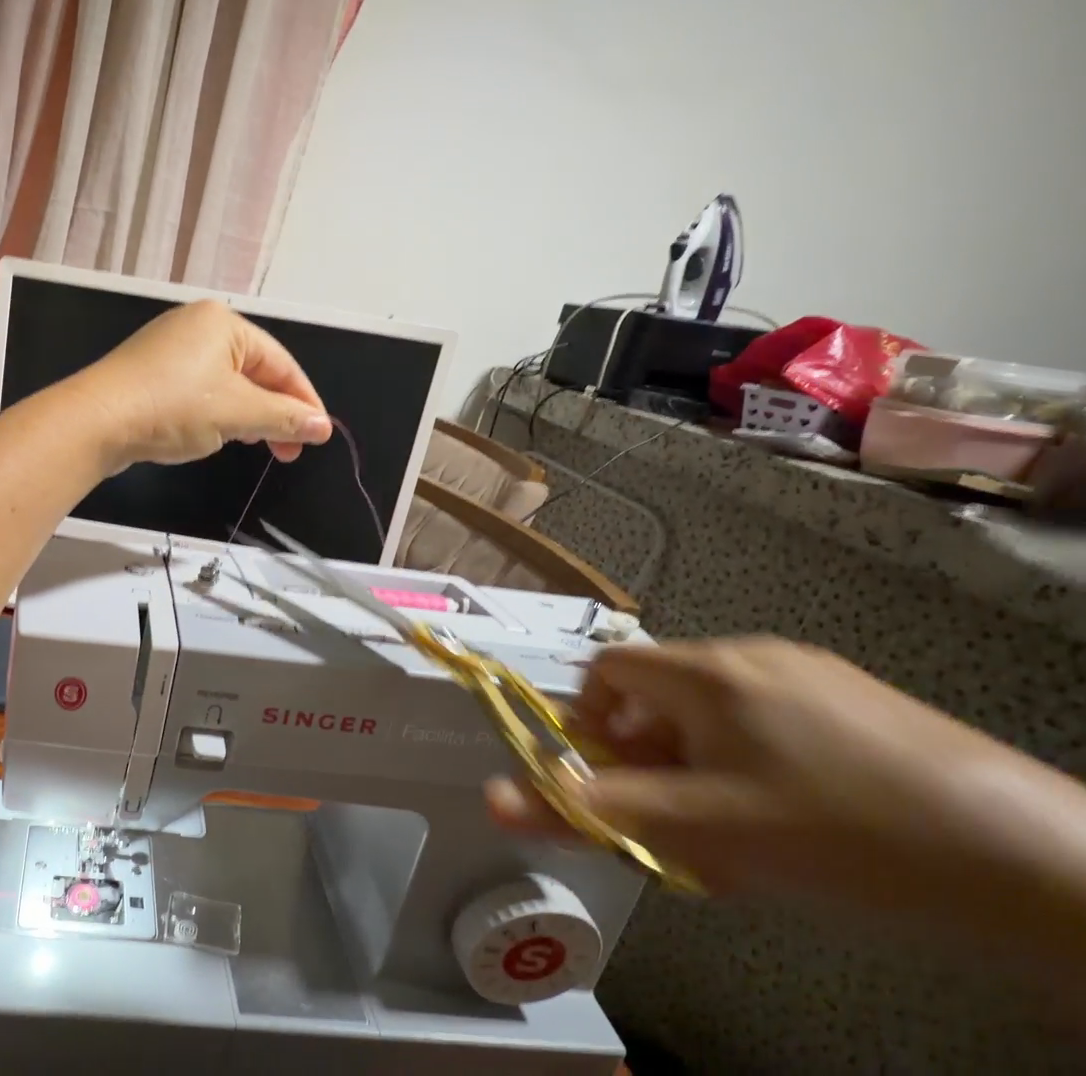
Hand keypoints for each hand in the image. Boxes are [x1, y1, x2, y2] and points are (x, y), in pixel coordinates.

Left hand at [65, 300, 332, 468]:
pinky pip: (197, 390)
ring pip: (225, 383)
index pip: (280, 362)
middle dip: (273, 412)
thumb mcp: (237, 414)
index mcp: (224, 322)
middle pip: (253, 371)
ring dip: (245, 415)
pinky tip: (214, 435)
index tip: (318, 437)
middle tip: (286, 453)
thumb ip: (284, 418)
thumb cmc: (173, 408)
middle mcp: (197, 326)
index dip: (304, 402)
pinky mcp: (148, 374)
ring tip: (253, 444)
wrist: (96, 421)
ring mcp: (168, 348)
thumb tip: (323, 426)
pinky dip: (214, 413)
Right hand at [485, 638, 1085, 949]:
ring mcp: (815, 675)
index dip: (586, 721)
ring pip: (715, 712)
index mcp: (706, 671)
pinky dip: (748, 761)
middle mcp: (753, 656)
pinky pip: (769, 720)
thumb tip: (492, 797)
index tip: (606, 779)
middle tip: (667, 819)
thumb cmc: (830, 829)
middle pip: (659, 694)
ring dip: (694, 763)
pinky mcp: (861, 703)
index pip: (606, 670)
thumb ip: (588, 812)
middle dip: (644, 755)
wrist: (1020, 857)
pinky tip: (789, 818)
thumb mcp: (697, 830)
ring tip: (727, 829)